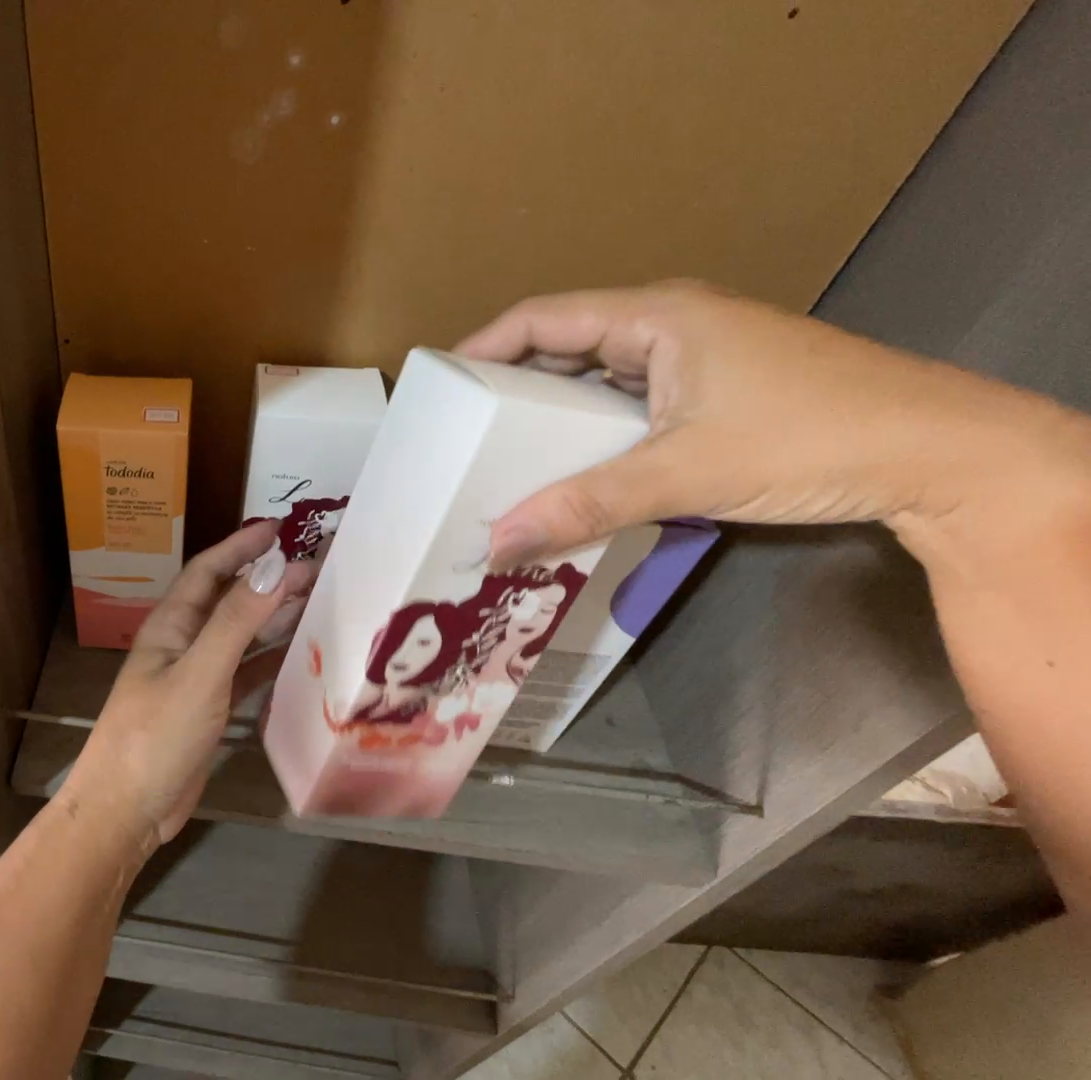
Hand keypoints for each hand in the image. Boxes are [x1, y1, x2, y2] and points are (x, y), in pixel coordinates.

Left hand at [60, 520, 317, 852]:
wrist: (128, 809)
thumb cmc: (155, 735)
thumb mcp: (198, 674)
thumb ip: (234, 623)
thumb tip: (273, 568)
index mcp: (170, 626)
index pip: (207, 572)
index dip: (240, 548)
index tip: (280, 529)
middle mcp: (182, 645)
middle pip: (227, 601)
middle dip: (266, 581)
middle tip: (316, 567)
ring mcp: (194, 679)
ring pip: (238, 637)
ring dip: (272, 618)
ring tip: (318, 602)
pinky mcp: (207, 710)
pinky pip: (244, 674)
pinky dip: (270, 661)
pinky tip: (300, 656)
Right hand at [455, 280, 1090, 566]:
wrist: (949, 457)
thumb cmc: (814, 439)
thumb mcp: (685, 473)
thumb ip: (584, 505)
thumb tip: (494, 545)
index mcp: (656, 316)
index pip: (540, 318)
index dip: (480, 348)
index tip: (436, 390)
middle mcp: (669, 325)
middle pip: (562, 344)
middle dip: (506, 385)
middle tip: (458, 433)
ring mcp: (694, 357)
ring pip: (595, 375)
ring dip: (548, 411)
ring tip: (498, 455)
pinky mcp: (713, 390)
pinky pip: (626, 401)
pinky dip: (589, 429)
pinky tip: (569, 467)